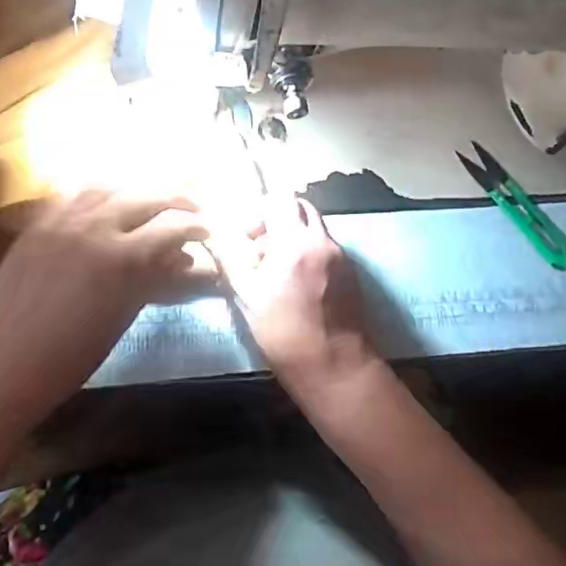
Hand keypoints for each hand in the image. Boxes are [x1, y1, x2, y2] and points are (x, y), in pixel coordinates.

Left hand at [0, 190, 209, 414]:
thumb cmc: (68, 359)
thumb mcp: (122, 319)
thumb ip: (154, 283)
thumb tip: (186, 264)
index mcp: (121, 256)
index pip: (171, 226)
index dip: (196, 227)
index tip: (208, 232)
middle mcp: (93, 225)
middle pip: (144, 197)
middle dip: (174, 201)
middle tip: (191, 212)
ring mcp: (59, 219)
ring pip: (107, 188)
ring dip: (134, 193)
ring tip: (149, 204)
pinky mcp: (36, 224)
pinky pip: (72, 195)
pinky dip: (97, 196)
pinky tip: (104, 205)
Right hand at [210, 195, 375, 402]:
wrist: (334, 366)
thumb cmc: (283, 332)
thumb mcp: (246, 296)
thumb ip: (230, 260)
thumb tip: (214, 239)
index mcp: (295, 242)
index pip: (280, 199)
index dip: (259, 210)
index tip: (247, 235)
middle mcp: (323, 241)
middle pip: (301, 208)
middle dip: (278, 220)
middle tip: (260, 248)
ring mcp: (341, 257)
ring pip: (314, 229)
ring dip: (293, 238)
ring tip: (277, 270)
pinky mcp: (351, 274)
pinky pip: (325, 248)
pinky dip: (308, 253)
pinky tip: (296, 284)